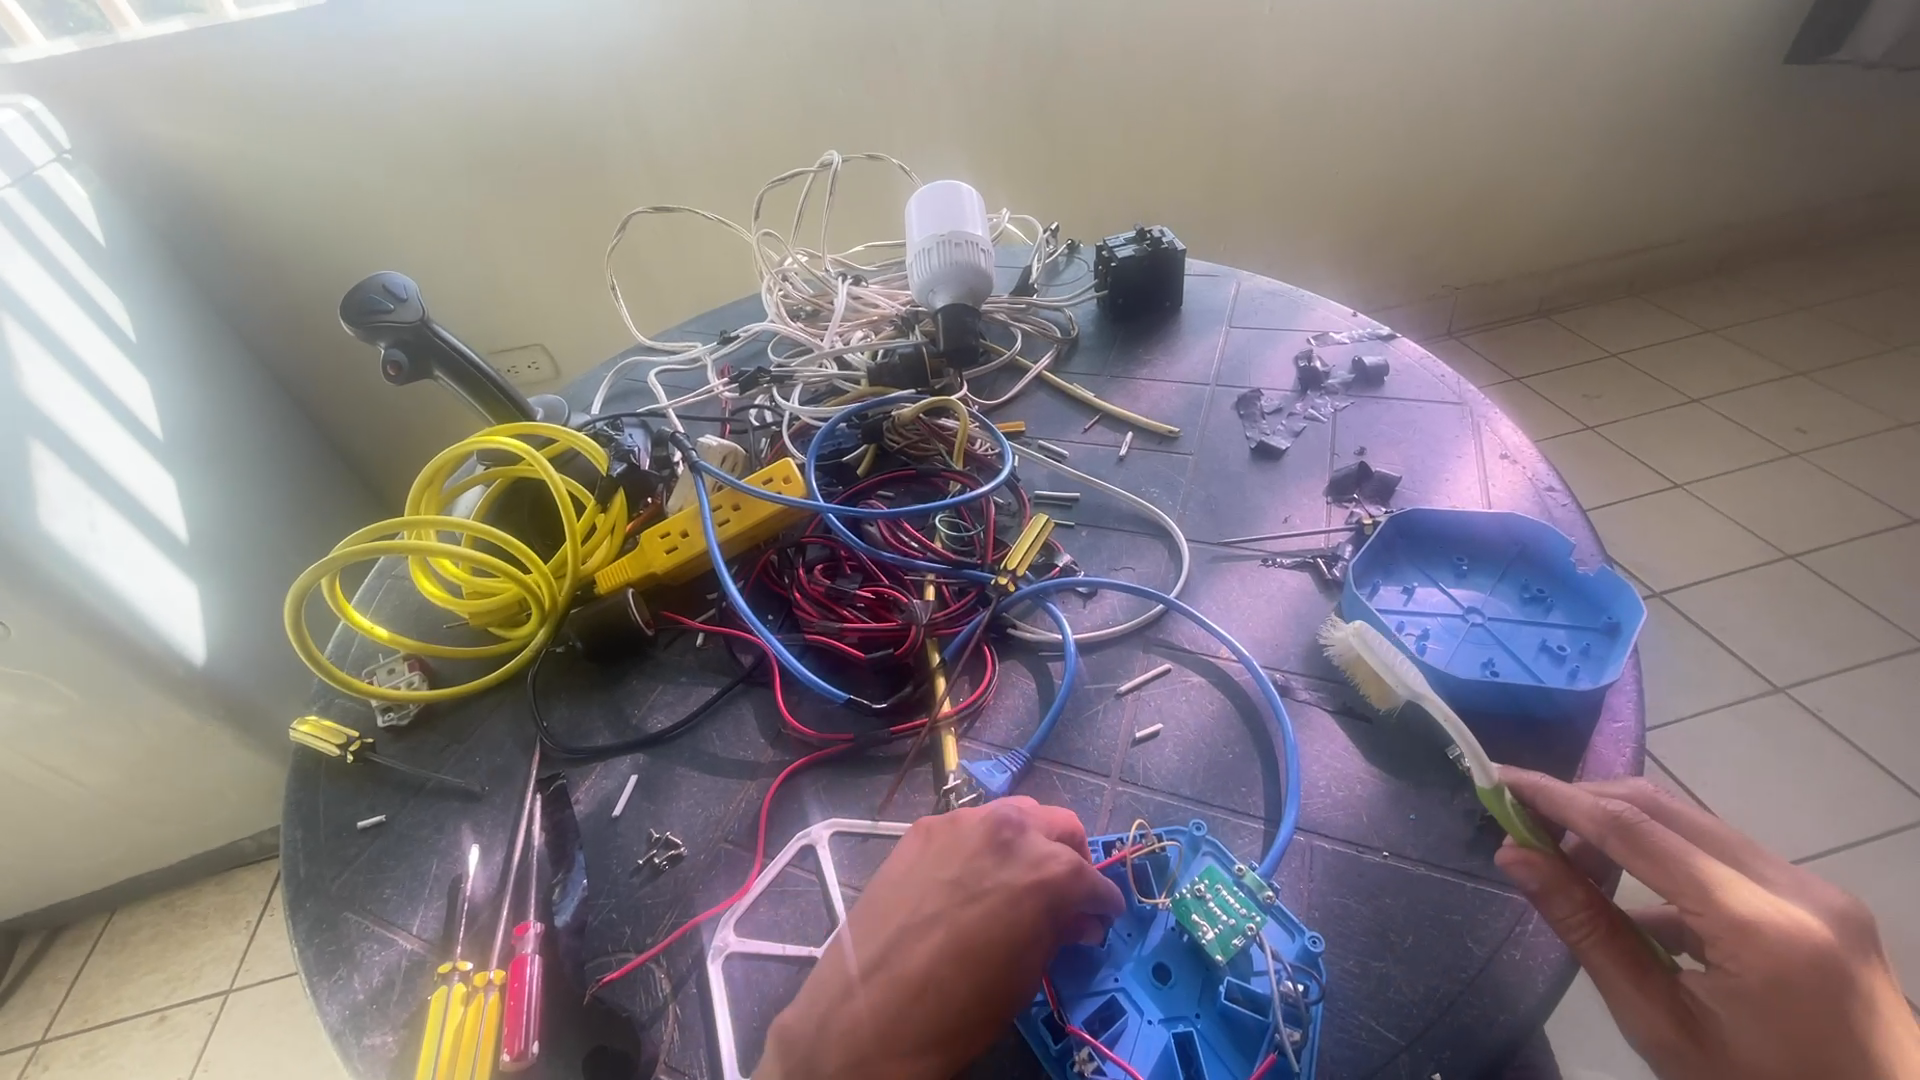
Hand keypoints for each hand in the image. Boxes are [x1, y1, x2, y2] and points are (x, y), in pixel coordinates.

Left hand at [757, 797, 1123, 1079]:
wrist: (868, 1013)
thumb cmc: (960, 1009)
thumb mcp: (1026, 975)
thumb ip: (1058, 932)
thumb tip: (1078, 919)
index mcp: (1047, 869)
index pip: (1092, 878)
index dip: (1101, 902)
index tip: (1100, 916)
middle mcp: (1009, 829)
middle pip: (1059, 824)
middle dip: (1070, 856)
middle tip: (1065, 893)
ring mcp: (962, 822)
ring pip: (1013, 814)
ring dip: (1027, 841)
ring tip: (1017, 878)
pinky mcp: (924, 827)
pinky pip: (968, 826)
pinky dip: (981, 845)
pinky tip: (970, 879)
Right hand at [1497, 766, 1919, 1079]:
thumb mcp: (1661, 1023)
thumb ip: (1587, 930)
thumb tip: (1513, 855)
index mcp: (1761, 925)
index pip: (1633, 830)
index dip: (1556, 797)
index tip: (1497, 778)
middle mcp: (1798, 889)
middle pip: (1663, 810)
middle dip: (1581, 802)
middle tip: (1519, 816)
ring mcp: (1817, 892)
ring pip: (1691, 823)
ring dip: (1617, 825)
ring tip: (1563, 854)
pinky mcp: (1820, 902)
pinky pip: (1720, 852)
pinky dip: (1659, 853)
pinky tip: (1629, 897)